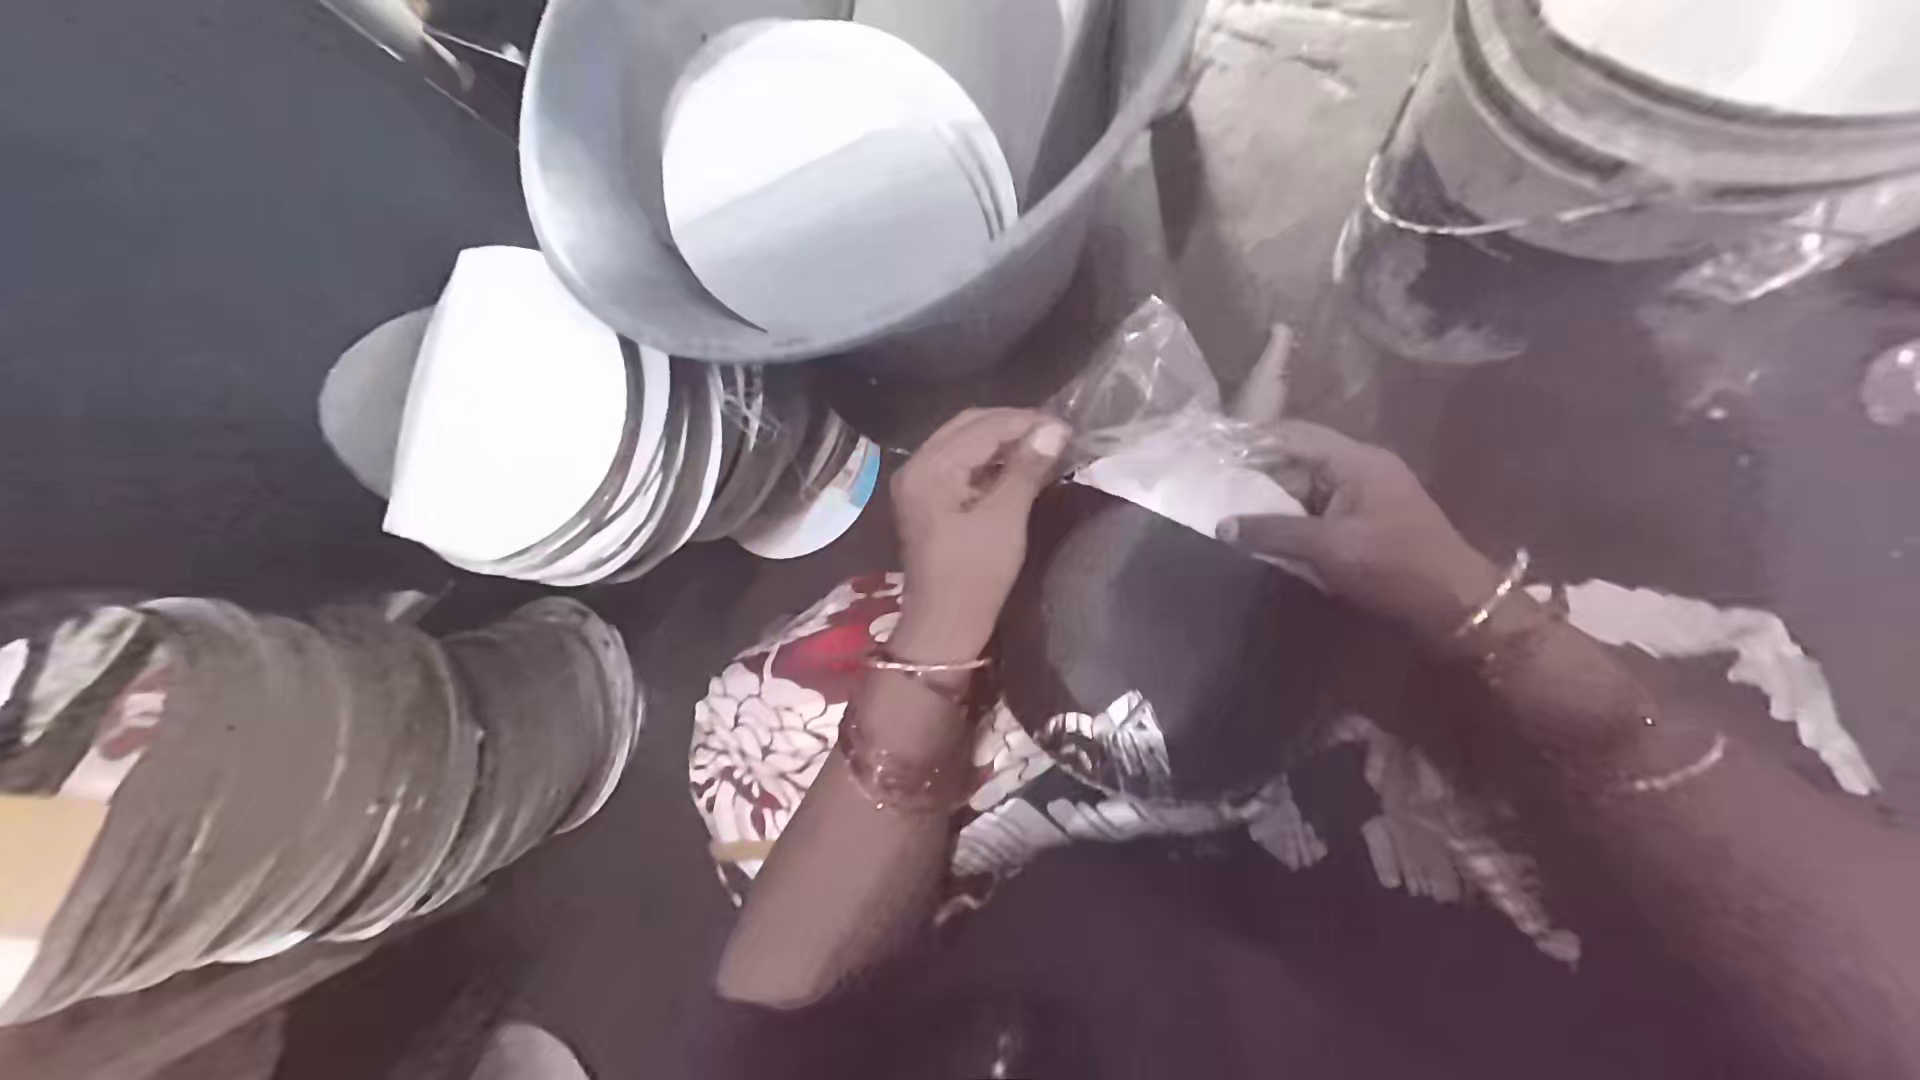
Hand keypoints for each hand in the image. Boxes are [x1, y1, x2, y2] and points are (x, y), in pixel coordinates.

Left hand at [888, 408, 1069, 662]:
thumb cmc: (976, 574)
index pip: (981, 427)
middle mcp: (916, 466)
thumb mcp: (1005, 518)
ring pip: (962, 442)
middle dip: (1012, 425)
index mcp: (930, 469)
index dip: (1025, 422)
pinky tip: (1015, 464)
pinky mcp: (924, 498)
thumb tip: (1054, 429)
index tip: (1065, 426)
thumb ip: (1026, 468)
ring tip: (1041, 445)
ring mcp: (917, 482)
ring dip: (1000, 440)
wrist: (945, 624)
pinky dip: (987, 460)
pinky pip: (958, 463)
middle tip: (1054, 433)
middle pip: (967, 427)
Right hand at [1216, 421, 1501, 642]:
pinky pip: (1312, 511)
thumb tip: (1222, 525)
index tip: (1214, 451)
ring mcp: (1361, 496)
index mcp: (1356, 461)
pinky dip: (1285, 519)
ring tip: (1225, 507)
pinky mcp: (1359, 522)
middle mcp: (1358, 469)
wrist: (1455, 607)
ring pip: (1301, 488)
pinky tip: (1258, 531)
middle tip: (1212, 484)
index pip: (1294, 435)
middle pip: (1295, 461)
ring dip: (1268, 500)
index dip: (1252, 440)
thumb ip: (1272, 531)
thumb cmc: (1395, 566)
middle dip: (1254, 473)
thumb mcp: (1329, 547)